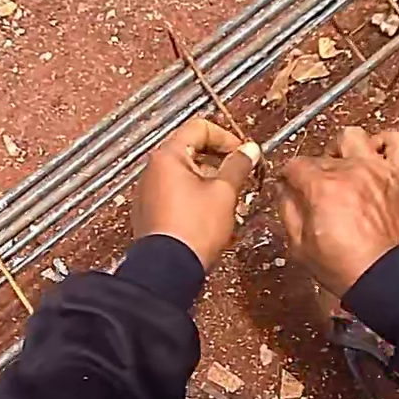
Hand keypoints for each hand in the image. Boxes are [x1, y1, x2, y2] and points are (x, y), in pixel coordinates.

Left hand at [133, 118, 262, 270]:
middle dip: (220, 163)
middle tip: (240, 178)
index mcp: (168, 157)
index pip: (199, 128)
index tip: (243, 155)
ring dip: (211, 183)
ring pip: (185, 176)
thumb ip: (238, 166)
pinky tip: (212, 217)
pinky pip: (176, 196)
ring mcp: (148, 192)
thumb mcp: (224, 193)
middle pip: (191, 152)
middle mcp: (153, 170)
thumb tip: (250, 150)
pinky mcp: (150, 213)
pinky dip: (196, 199)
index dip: (226, 138)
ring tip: (230, 202)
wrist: (169, 269)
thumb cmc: (195, 227)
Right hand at [279, 127, 398, 295]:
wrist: (386, 278)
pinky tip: (375, 155)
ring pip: (353, 137)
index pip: (295, 166)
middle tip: (313, 193)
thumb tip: (284, 190)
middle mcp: (349, 170)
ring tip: (341, 166)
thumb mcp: (300, 245)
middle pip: (321, 155)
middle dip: (312, 171)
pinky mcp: (398, 177)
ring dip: (343, 148)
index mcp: (322, 187)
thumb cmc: (345, 267)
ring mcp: (376, 170)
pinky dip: (387, 143)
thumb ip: (288, 210)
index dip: (287, 177)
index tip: (287, 186)